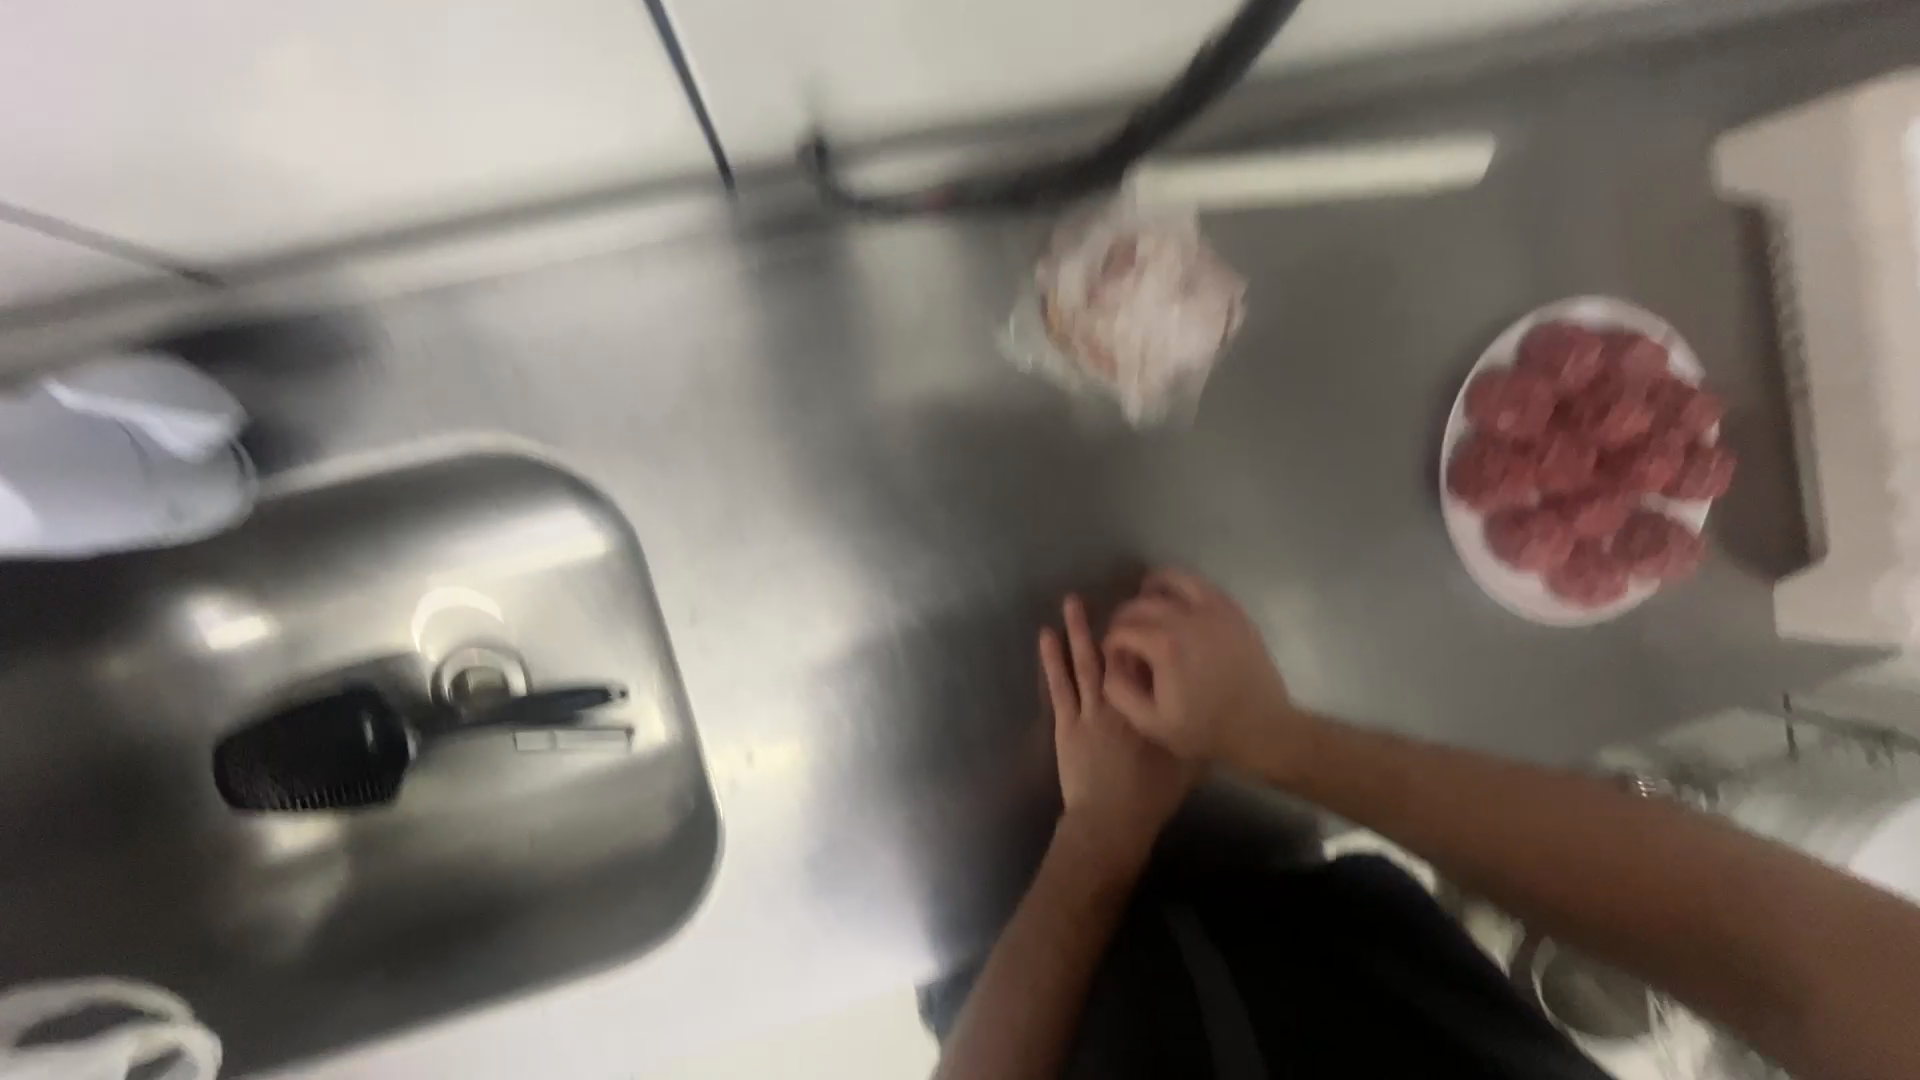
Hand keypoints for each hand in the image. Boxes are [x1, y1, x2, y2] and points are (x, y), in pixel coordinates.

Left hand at [1042, 595, 1196, 882]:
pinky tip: (1047, 636)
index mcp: (1154, 710)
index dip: (1151, 639)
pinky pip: (1060, 685)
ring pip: (1086, 663)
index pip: (1154, 666)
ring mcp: (1092, 711)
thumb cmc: (1152, 796)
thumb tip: (1210, 714)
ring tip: (1072, 601)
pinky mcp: (1068, 722)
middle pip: (1119, 656)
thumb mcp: (1188, 765)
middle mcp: (1123, 703)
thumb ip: (1196, 735)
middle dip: (1117, 625)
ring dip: (1079, 631)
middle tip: (1114, 595)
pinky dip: (1053, 660)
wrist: (1113, 821)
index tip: (1149, 612)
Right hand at [1101, 569, 1312, 767]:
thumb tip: (1110, 662)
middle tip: (1127, 640)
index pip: (1120, 629)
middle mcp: (1186, 617)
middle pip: (1140, 603)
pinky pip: (1201, 586)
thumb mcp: (1150, 722)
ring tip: (1148, 609)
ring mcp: (1214, 610)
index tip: (1117, 661)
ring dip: (1152, 590)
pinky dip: (1183, 590)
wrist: (1261, 728)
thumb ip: (1118, 690)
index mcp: (1164, 644)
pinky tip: (1180, 609)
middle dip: (1124, 619)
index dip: (1111, 645)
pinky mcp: (1233, 611)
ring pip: (1172, 579)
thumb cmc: (1204, 729)